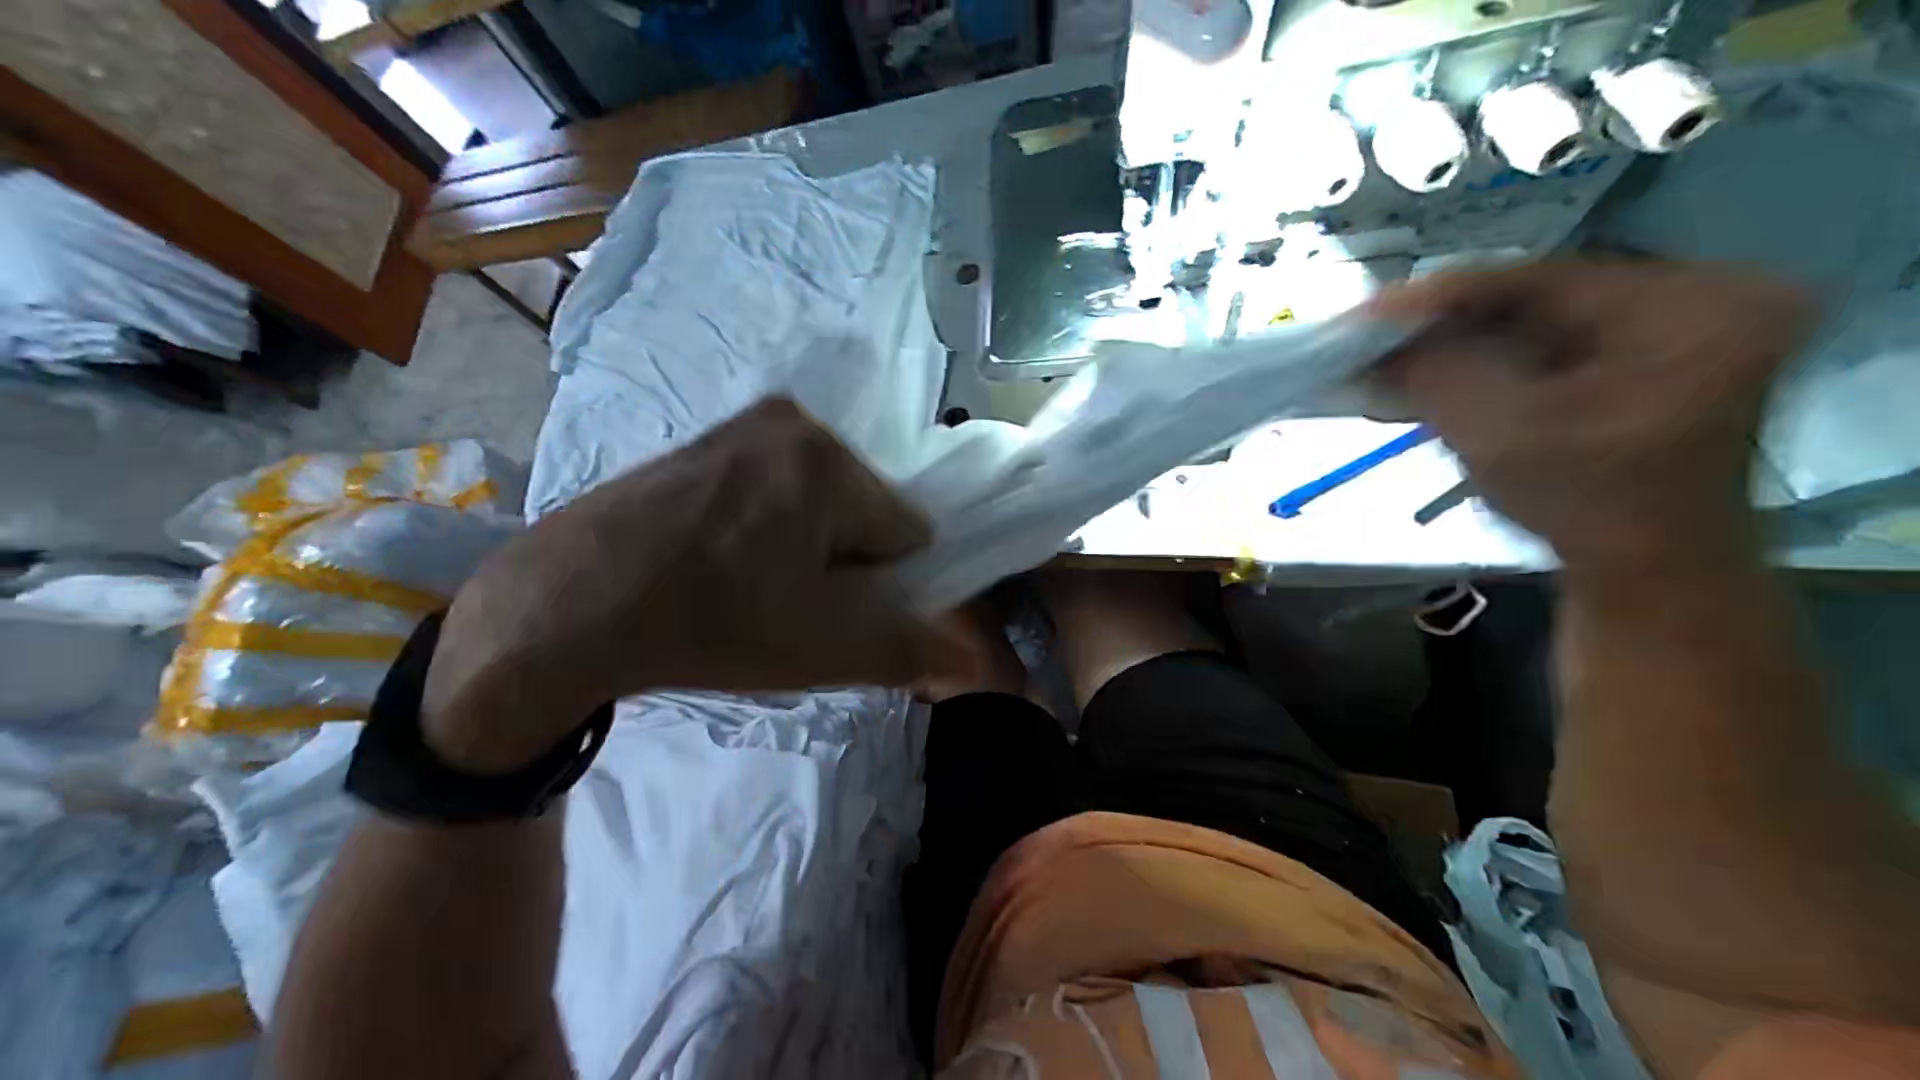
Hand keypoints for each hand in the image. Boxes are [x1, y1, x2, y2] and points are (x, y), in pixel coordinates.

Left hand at [421, 398, 972, 771]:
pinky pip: (769, 490)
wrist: (563, 608)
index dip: (883, 584)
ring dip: (803, 548)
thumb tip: (982, 665)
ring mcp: (739, 427)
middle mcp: (792, 422)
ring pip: (816, 502)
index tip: (834, 615)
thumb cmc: (714, 622)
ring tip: (748, 590)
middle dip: (844, 563)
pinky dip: (764, 529)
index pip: (908, 531)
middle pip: (861, 512)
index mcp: (831, 458)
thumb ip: (916, 650)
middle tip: (786, 607)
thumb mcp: (828, 648)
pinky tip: (718, 565)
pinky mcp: (699, 444)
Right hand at [1371, 260, 1814, 575]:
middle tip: (1371, 338)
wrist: (1648, 573)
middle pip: (1536, 298)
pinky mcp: (1642, 359)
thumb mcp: (1500, 434)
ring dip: (1455, 346)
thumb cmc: (1586, 506)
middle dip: (1445, 324)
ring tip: (1384, 361)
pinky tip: (1424, 376)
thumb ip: (1436, 372)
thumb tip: (1372, 331)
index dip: (1441, 296)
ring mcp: (1671, 329)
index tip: (1364, 312)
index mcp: (1690, 307)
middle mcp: (1695, 297)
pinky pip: (1546, 347)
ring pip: (1533, 323)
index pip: (1538, 279)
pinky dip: (1482, 364)